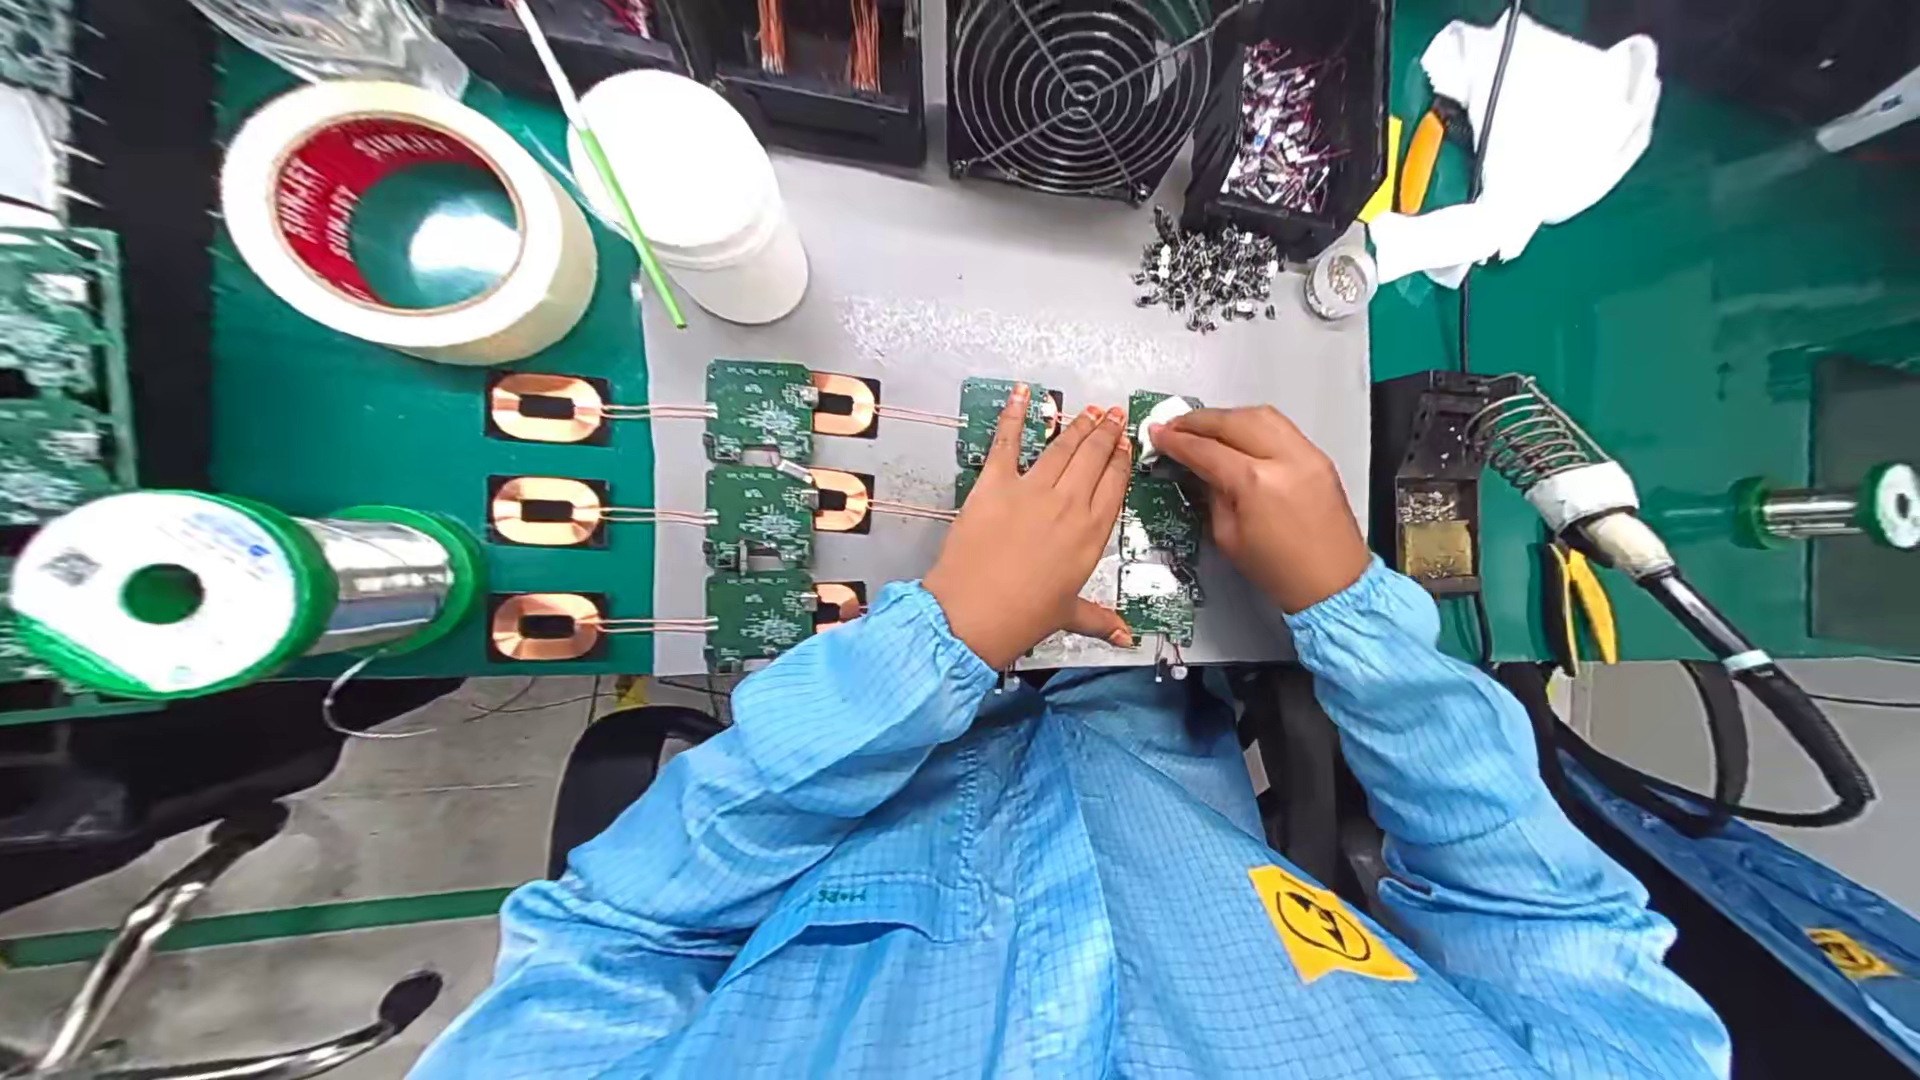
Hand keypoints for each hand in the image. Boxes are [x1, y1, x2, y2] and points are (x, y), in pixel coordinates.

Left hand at [924, 386, 1133, 668]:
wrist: (973, 614)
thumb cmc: (1024, 617)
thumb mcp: (1067, 614)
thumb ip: (1100, 619)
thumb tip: (1127, 637)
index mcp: (1091, 534)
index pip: (1115, 486)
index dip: (1121, 460)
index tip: (1125, 443)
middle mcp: (1068, 505)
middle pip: (1093, 458)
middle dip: (1105, 433)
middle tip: (1113, 415)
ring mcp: (1032, 490)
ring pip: (1062, 447)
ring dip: (1077, 425)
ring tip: (1089, 410)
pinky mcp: (995, 484)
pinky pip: (1008, 442)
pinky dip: (1014, 415)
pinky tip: (1023, 394)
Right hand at [1149, 406, 1369, 613]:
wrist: (1332, 583)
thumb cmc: (1280, 570)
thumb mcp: (1227, 535)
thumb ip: (1211, 493)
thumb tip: (1198, 467)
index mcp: (1256, 483)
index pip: (1206, 450)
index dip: (1176, 441)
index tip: (1158, 435)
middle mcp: (1284, 460)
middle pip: (1232, 421)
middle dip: (1197, 421)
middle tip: (1174, 426)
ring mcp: (1306, 455)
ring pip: (1259, 414)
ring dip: (1225, 416)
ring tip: (1202, 426)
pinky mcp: (1318, 458)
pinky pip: (1279, 426)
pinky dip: (1251, 423)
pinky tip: (1235, 434)